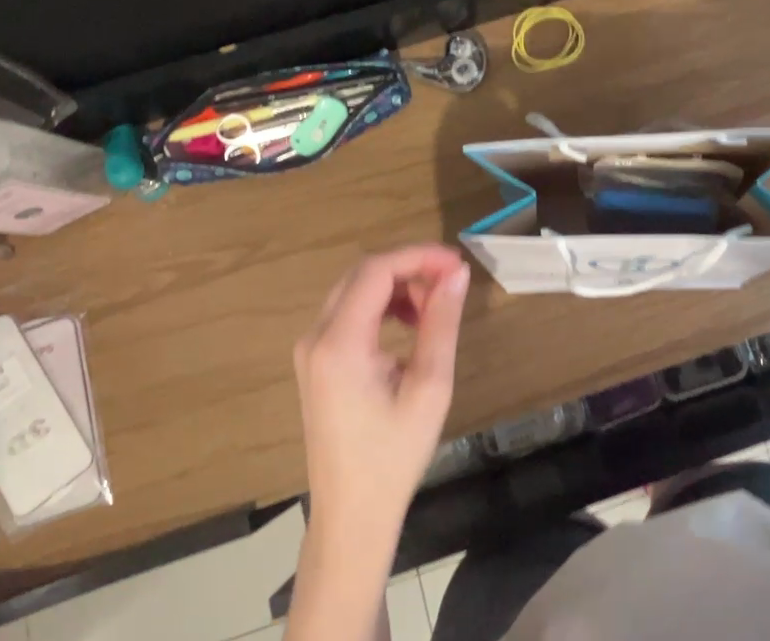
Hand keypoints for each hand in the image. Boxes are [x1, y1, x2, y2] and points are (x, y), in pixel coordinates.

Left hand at [294, 244, 470, 534]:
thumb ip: (441, 323)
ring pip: (354, 292)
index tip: (459, 264)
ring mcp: (310, 351)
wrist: (353, 513)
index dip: (418, 257)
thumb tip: (457, 274)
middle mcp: (315, 338)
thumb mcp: (429, 387)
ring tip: (435, 308)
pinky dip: (381, 308)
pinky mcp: (316, 363)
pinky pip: (348, 315)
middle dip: (409, 268)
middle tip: (452, 283)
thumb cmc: (394, 455)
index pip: (376, 271)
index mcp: (339, 343)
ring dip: (396, 287)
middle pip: (362, 275)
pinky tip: (410, 327)